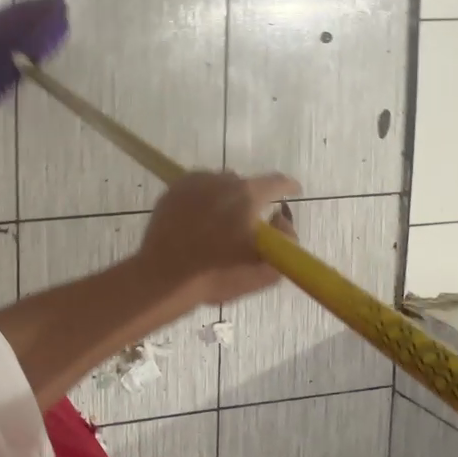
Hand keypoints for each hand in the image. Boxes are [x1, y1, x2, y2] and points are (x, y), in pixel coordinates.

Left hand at [135, 171, 300, 306]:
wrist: (164, 275)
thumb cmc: (217, 275)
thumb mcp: (267, 269)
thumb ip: (286, 240)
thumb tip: (279, 219)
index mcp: (247, 196)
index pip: (276, 182)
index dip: (288, 186)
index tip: (293, 191)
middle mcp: (220, 181)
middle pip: (244, 184)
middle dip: (250, 199)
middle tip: (246, 222)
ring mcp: (192, 183)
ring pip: (218, 184)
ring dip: (225, 198)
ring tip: (219, 223)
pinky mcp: (171, 190)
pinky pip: (196, 187)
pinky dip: (202, 198)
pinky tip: (199, 218)